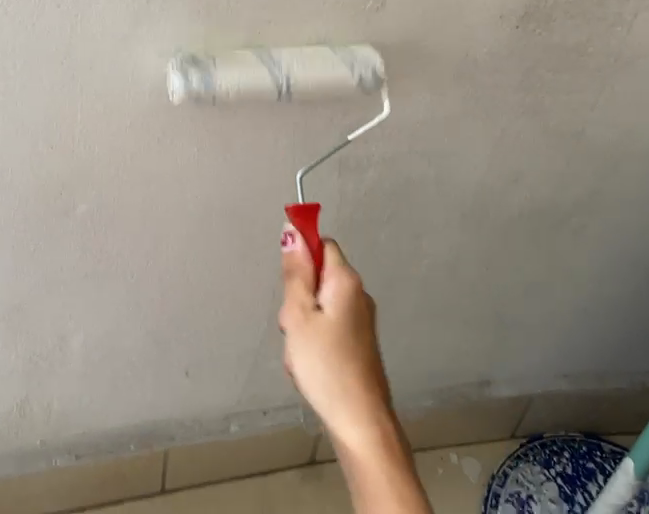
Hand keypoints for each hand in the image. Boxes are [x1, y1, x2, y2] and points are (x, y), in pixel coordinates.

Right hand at [279, 228, 396, 451]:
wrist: (359, 420)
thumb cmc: (325, 365)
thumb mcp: (299, 314)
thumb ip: (295, 272)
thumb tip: (292, 229)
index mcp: (346, 281)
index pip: (321, 244)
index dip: (300, 258)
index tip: (288, 287)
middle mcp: (358, 294)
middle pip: (318, 277)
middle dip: (297, 298)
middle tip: (294, 326)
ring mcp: (360, 320)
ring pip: (319, 306)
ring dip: (302, 324)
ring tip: (301, 351)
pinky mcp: (358, 343)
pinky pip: (327, 327)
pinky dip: (313, 341)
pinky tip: (310, 365)